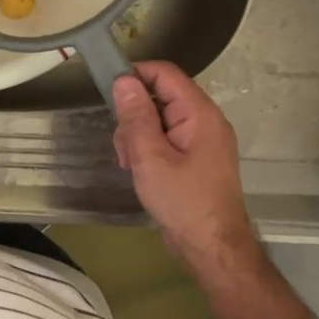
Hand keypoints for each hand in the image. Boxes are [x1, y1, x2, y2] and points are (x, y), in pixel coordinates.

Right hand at [112, 62, 255, 266]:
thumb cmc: (182, 200)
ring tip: (132, 165)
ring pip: (160, 120)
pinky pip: (167, 139)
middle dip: (133, 115)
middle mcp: (205, 121)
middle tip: (124, 147)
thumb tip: (124, 81)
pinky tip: (141, 172)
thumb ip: (136, 117)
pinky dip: (149, 149)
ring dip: (138, 136)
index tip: (106, 90)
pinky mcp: (196, 158)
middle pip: (161, 97)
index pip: (165, 74)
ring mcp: (202, 141)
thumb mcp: (150, 157)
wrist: (211, 244)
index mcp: (199, 114)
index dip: (135, 74)